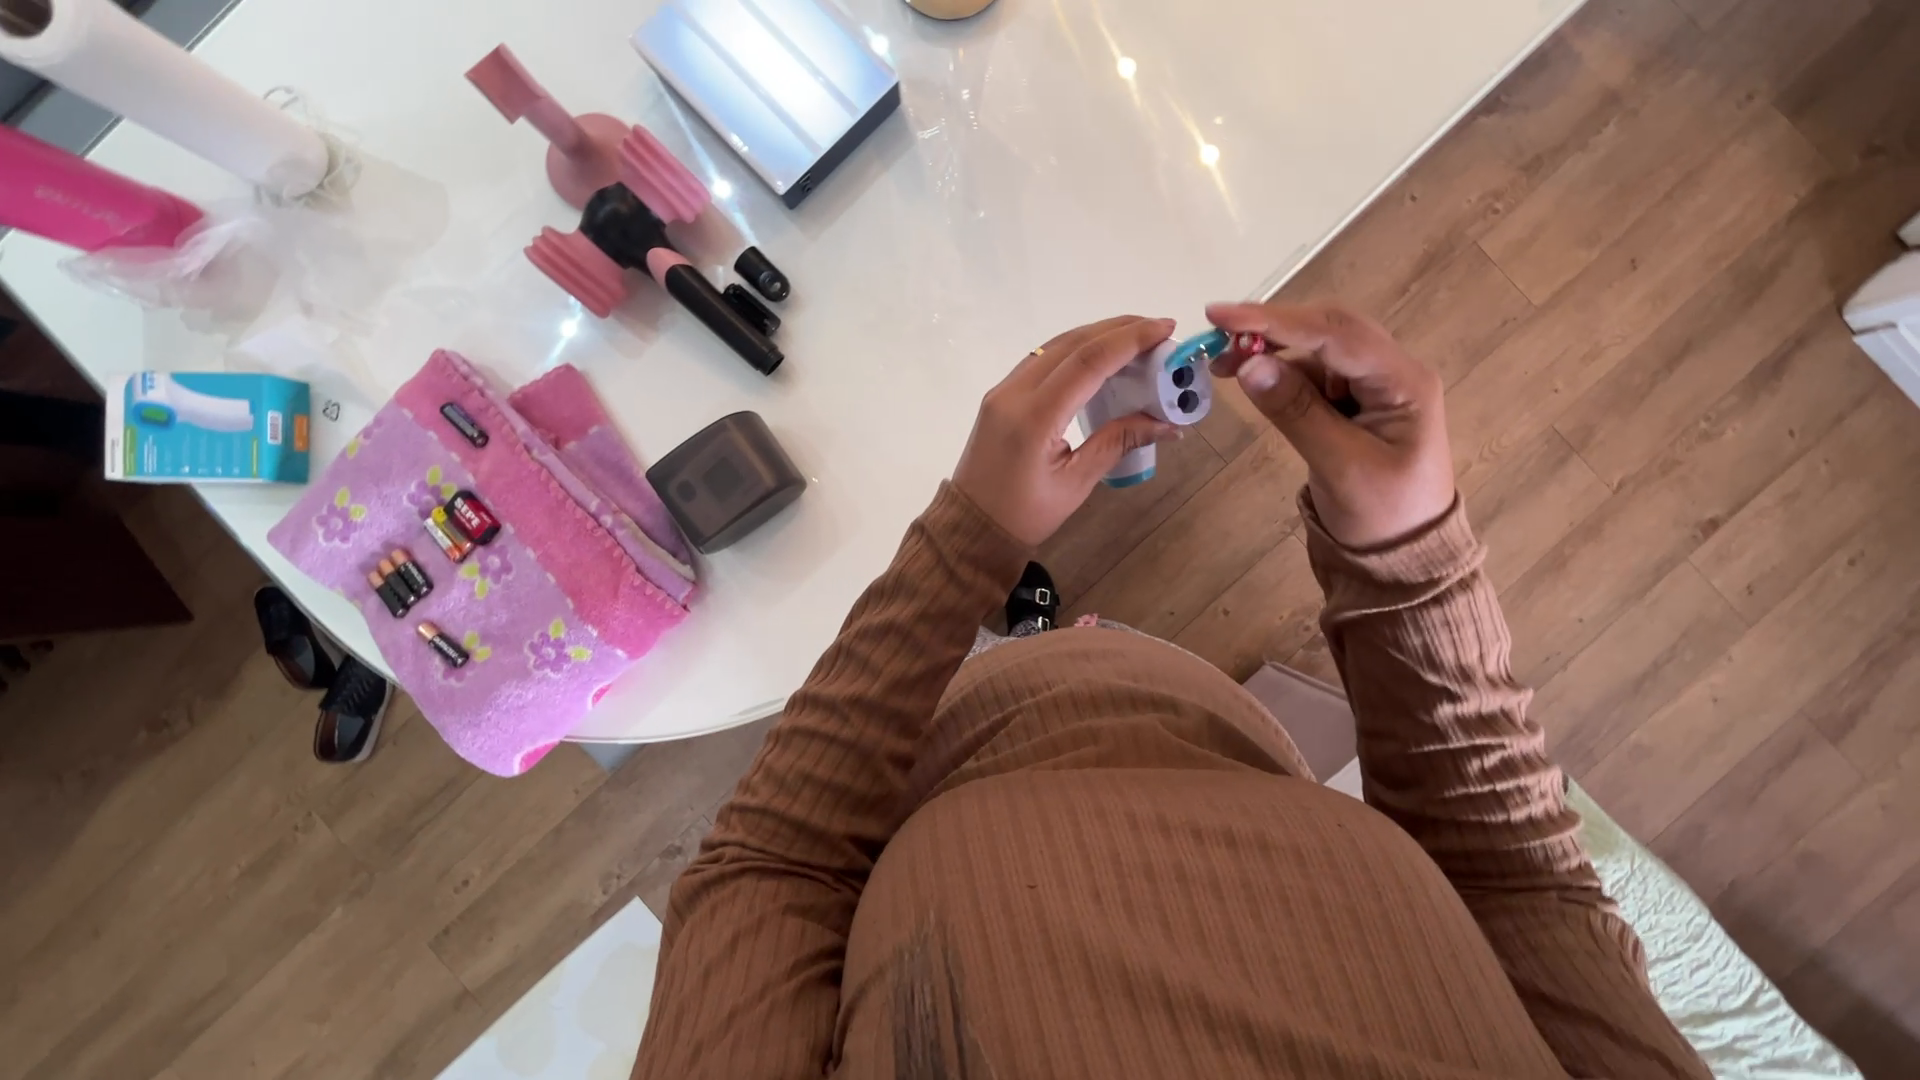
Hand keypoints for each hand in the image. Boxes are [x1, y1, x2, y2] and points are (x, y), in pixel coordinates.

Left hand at [953, 316, 1182, 546]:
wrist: (972, 526)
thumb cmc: (1025, 514)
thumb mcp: (1076, 482)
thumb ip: (1118, 442)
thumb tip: (1168, 424)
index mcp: (1034, 418)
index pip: (1088, 362)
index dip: (1129, 340)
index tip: (1165, 327)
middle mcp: (1014, 393)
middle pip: (1071, 344)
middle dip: (1118, 329)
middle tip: (1159, 328)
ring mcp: (1002, 391)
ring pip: (1054, 347)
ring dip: (1096, 335)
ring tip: (1136, 337)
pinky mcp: (1000, 396)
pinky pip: (1041, 359)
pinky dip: (1074, 351)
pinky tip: (1099, 356)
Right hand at [1204, 299, 1454, 549]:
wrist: (1403, 556)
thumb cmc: (1382, 514)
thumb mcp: (1339, 465)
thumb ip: (1295, 412)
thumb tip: (1249, 366)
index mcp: (1403, 381)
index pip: (1334, 335)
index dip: (1275, 322)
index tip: (1221, 316)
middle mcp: (1390, 371)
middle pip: (1328, 330)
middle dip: (1272, 328)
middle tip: (1216, 336)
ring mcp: (1371, 385)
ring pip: (1316, 349)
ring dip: (1271, 348)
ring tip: (1222, 362)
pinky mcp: (1351, 402)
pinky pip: (1311, 374)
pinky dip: (1278, 371)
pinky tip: (1251, 378)